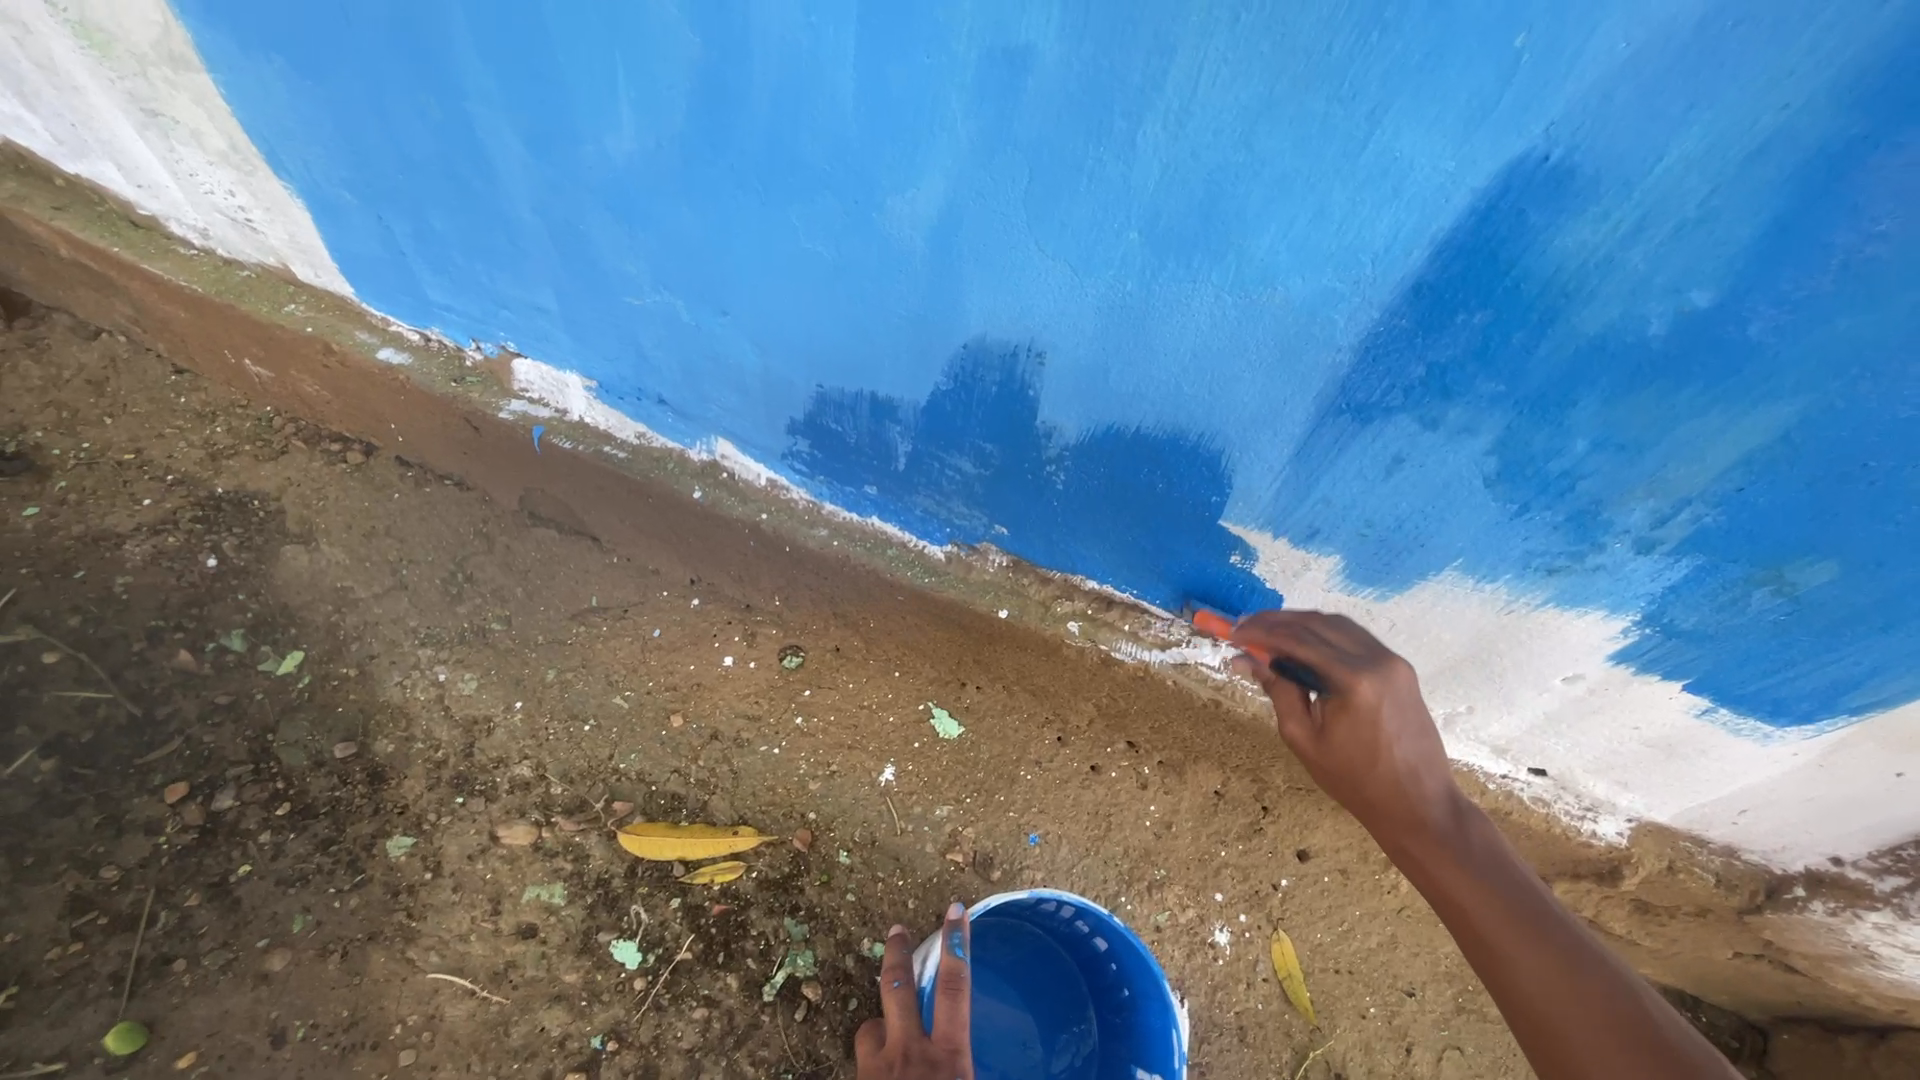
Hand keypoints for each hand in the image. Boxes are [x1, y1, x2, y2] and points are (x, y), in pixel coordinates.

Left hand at [855, 903, 973, 1079]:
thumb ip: (959, 1065)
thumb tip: (960, 1057)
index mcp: (949, 1056)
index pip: (954, 987)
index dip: (956, 945)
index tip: (956, 911)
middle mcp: (911, 1051)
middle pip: (900, 987)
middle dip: (897, 954)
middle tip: (896, 930)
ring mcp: (879, 1064)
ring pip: (871, 1027)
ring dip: (880, 1028)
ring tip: (887, 1041)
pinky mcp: (857, 1077)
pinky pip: (863, 1057)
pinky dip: (872, 1058)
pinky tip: (879, 1073)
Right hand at [1229, 610, 1463, 847]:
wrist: (1418, 803)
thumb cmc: (1355, 780)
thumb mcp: (1303, 738)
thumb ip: (1278, 690)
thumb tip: (1245, 659)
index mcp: (1353, 679)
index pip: (1297, 639)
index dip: (1261, 632)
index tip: (1233, 632)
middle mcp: (1377, 659)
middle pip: (1317, 623)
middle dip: (1277, 622)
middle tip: (1244, 628)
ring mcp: (1393, 661)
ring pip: (1337, 624)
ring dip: (1300, 623)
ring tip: (1268, 632)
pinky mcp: (1400, 668)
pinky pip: (1355, 638)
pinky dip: (1324, 634)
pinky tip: (1302, 644)